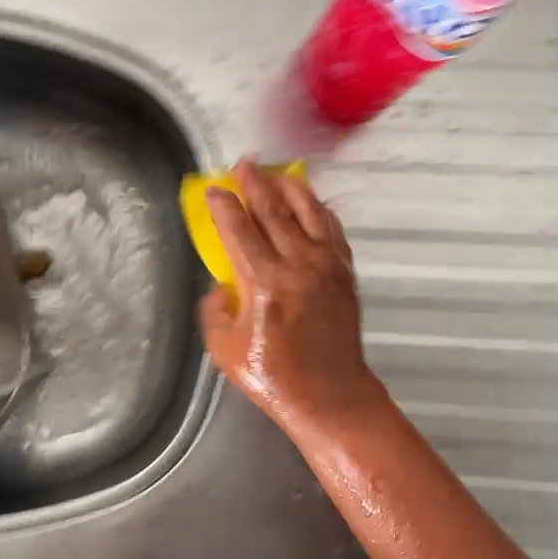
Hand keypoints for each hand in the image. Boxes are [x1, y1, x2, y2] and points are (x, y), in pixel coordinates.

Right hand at [197, 160, 384, 432]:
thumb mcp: (223, 347)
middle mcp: (297, 264)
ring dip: (289, 188)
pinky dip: (318, 210)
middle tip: (243, 164)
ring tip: (275, 173)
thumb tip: (224, 286)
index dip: (223, 205)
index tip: (213, 188)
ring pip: (308, 211)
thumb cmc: (272, 375)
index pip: (239, 229)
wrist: (329, 394)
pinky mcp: (344, 273)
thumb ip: (216, 309)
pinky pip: (331, 229)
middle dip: (255, 183)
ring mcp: (326, 265)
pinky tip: (310, 202)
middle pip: (273, 211)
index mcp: (264, 282)